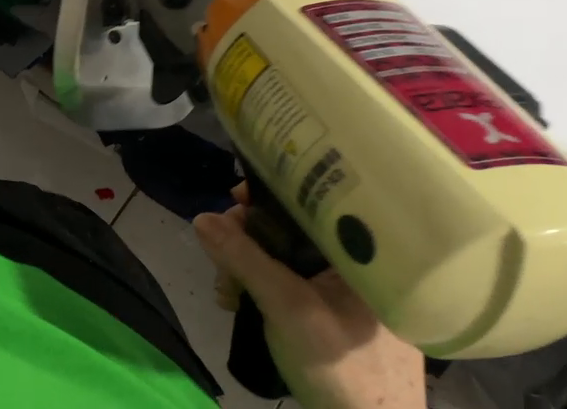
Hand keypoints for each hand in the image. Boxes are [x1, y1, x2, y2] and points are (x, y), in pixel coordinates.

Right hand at [193, 201, 424, 408]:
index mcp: (365, 260)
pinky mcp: (333, 319)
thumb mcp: (288, 309)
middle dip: (246, 241)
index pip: (314, 205)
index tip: (234, 198)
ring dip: (246, 268)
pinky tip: (240, 304)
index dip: (271, 195)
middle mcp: (357, 271)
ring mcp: (346, 297)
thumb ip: (245, 259)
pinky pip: (289, 284)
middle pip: (291, 232)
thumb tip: (201, 217)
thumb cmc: (343, 371)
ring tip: (228, 294)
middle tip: (222, 262)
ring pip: (285, 259)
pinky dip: (260, 288)